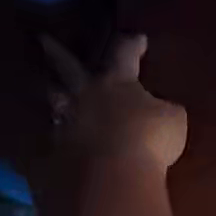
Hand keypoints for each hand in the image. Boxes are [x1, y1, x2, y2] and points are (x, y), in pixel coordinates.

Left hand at [43, 34, 187, 170]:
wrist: (113, 177)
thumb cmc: (148, 141)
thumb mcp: (173, 122)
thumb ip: (166, 111)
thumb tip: (163, 110)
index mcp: (116, 81)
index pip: (124, 52)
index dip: (132, 44)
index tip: (138, 39)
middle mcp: (85, 95)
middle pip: (68, 67)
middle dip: (58, 52)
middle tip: (43, 39)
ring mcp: (67, 123)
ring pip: (55, 101)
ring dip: (53, 95)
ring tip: (51, 92)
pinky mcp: (57, 153)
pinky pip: (53, 142)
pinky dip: (56, 141)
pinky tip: (57, 145)